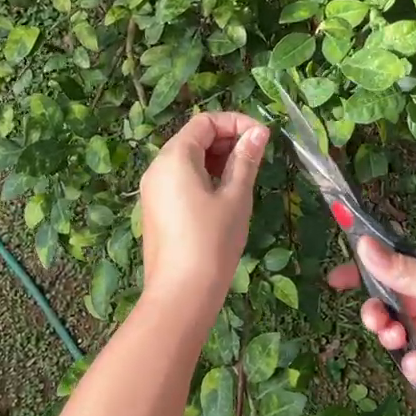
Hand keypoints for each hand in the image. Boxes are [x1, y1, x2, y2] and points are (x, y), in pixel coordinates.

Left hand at [139, 112, 268, 312]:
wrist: (181, 294)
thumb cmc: (213, 241)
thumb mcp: (236, 197)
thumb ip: (246, 160)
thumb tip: (258, 133)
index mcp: (174, 157)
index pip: (204, 122)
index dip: (235, 122)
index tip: (262, 137)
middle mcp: (157, 167)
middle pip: (193, 137)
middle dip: (227, 139)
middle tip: (258, 155)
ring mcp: (153, 189)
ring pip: (187, 159)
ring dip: (217, 158)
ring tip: (245, 174)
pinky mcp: (156, 208)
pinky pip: (180, 178)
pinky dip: (204, 175)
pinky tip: (226, 193)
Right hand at [328, 237, 415, 401]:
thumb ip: (403, 273)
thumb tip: (361, 244)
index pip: (391, 264)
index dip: (362, 272)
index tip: (335, 283)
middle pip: (393, 303)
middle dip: (379, 314)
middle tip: (377, 325)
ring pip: (405, 334)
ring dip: (397, 342)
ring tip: (403, 350)